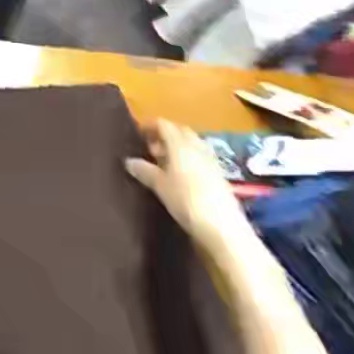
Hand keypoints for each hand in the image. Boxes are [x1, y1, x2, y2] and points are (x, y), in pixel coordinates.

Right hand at [126, 120, 249, 239]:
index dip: (150, 126)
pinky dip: (190, 159)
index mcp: (180, 144)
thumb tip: (129, 161)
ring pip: (193, 144)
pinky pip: (202, 158)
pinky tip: (184, 177)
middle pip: (180, 131)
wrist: (224, 229)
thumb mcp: (160, 186)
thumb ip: (144, 171)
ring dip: (179, 147)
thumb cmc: (186, 201)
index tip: (139, 134)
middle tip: (152, 149)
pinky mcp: (221, 176)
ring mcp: (211, 161)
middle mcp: (197, 147)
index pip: (164, 124)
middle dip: (166, 135)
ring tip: (167, 163)